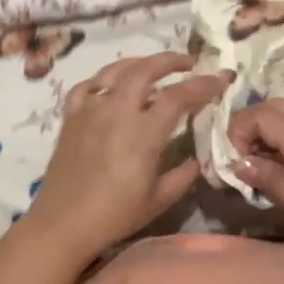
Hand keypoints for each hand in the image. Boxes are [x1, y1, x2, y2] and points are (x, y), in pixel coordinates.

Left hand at [19, 52, 230, 262]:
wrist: (62, 223)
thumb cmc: (114, 215)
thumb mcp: (158, 200)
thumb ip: (183, 175)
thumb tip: (198, 160)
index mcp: (143, 132)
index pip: (178, 96)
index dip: (203, 85)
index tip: (220, 78)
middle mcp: (116, 111)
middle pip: (145, 69)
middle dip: (171, 61)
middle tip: (190, 63)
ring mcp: (90, 110)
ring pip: (115, 71)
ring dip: (140, 62)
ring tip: (155, 66)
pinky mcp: (71, 117)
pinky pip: (87, 86)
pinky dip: (104, 79)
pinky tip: (112, 85)